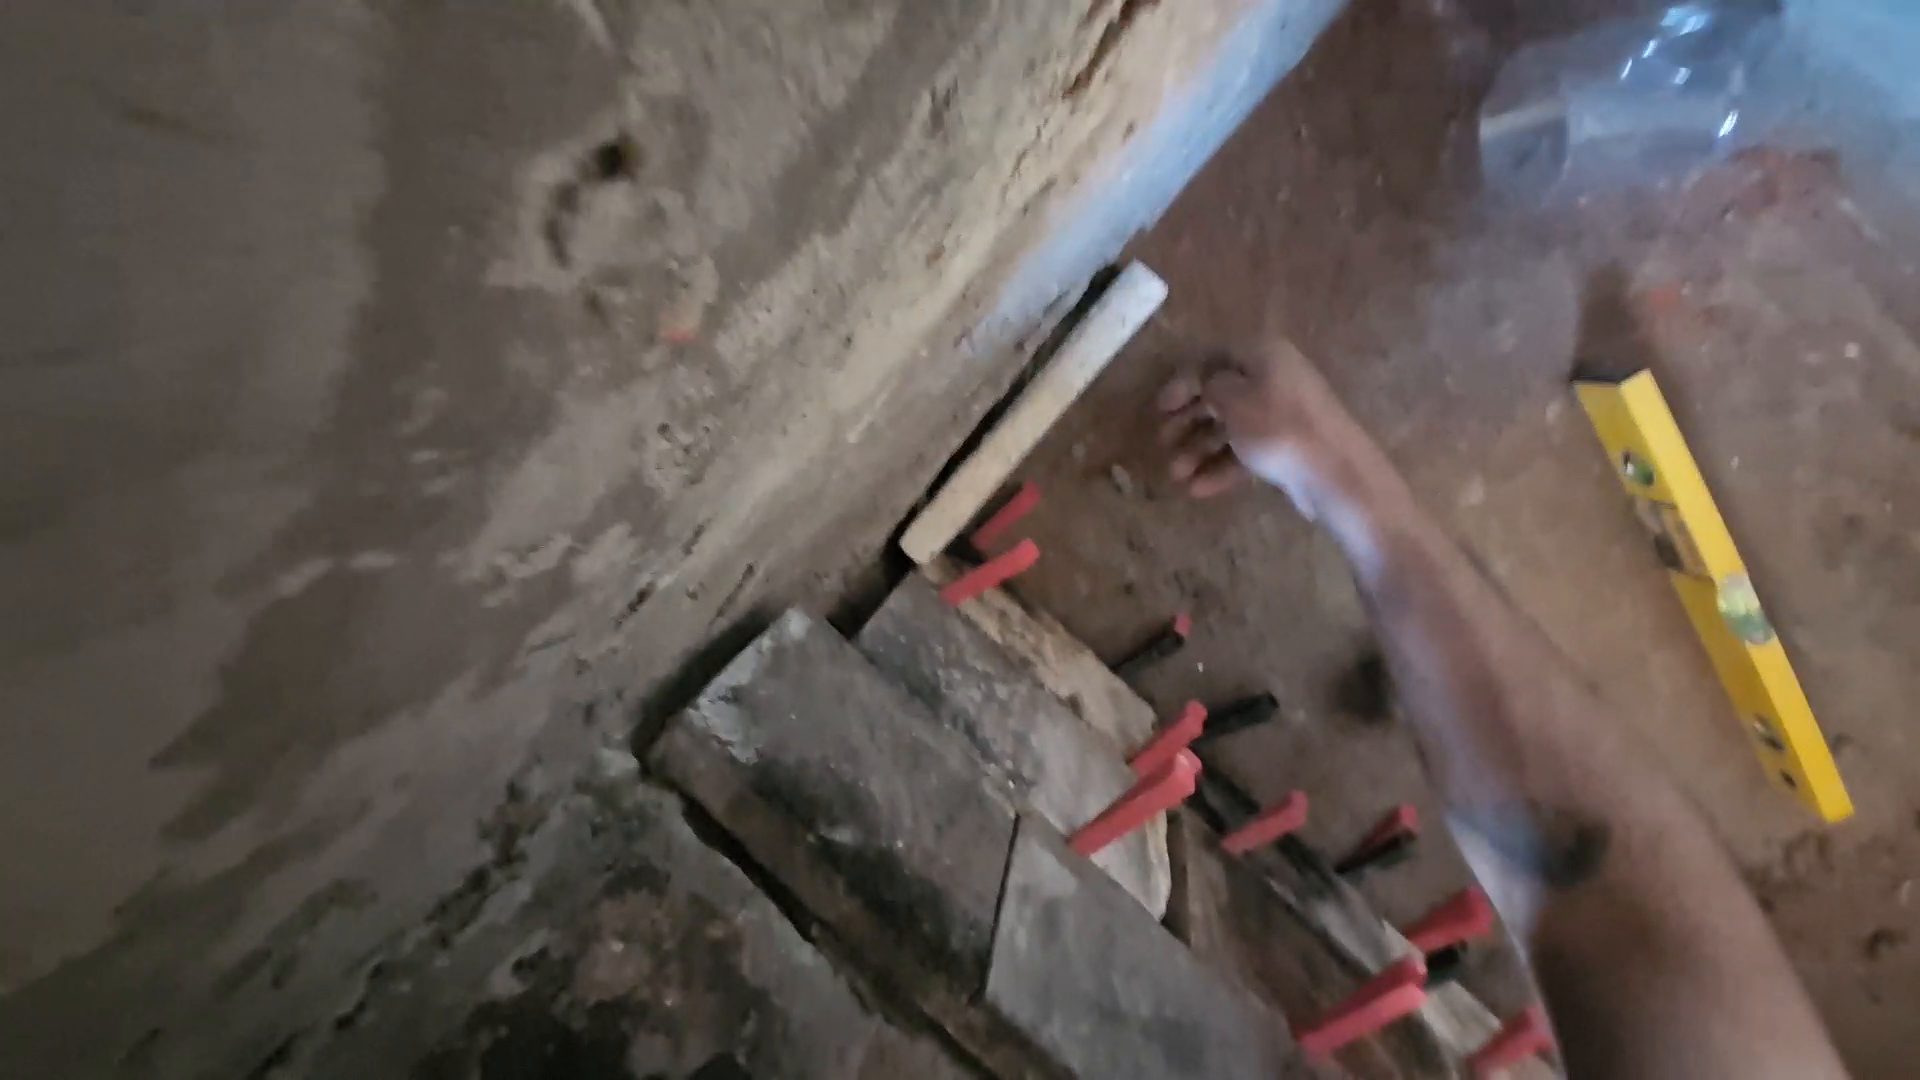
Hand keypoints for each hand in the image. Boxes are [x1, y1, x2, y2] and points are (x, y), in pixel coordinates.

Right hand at [1157, 340, 1364, 505]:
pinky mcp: (1286, 447)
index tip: (1161, 408)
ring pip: (1230, 428)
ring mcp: (1282, 415)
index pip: (1214, 360)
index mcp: (1264, 355)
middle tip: (1162, 443)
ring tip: (1176, 476)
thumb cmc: (1277, 428)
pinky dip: (1222, 467)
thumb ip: (1210, 385)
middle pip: (1220, 396)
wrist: (1333, 472)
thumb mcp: (1233, 400)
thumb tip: (1207, 383)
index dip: (1184, 382)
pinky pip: (1246, 452)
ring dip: (1198, 450)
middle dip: (1187, 422)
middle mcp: (1274, 379)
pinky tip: (1198, 489)